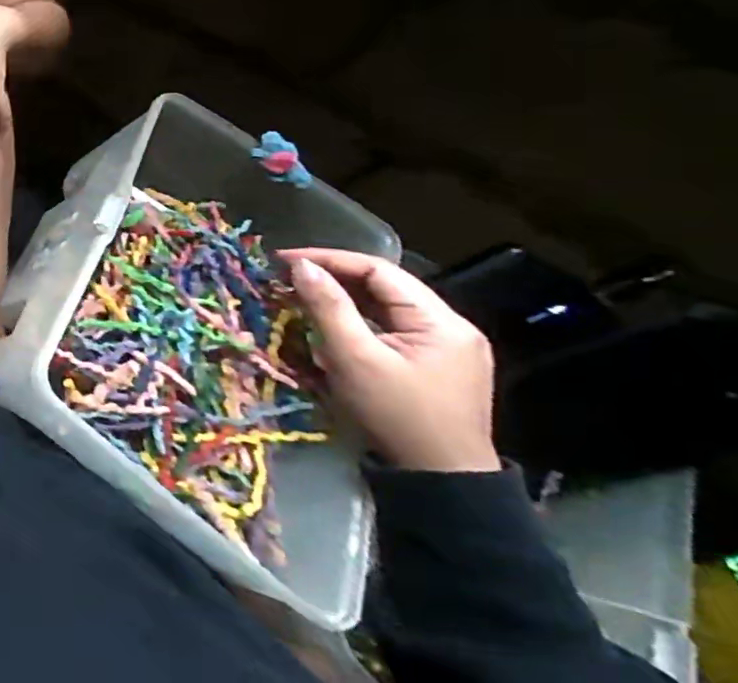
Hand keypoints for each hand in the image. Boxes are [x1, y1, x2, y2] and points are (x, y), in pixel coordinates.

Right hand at [283, 248, 499, 472]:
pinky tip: (333, 321)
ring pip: (388, 306)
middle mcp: (453, 326)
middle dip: (334, 276)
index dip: (329, 259)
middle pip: (386, 286)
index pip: (379, 270)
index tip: (284, 260)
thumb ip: (328, 307)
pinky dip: (360, 317)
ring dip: (345, 296)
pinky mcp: (439, 364)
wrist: (441, 479)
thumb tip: (301, 266)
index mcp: (441, 321)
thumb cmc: (395, 414)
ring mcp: (450, 346)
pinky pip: (393, 326)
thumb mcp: (353, 358)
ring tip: (302, 294)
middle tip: (287, 276)